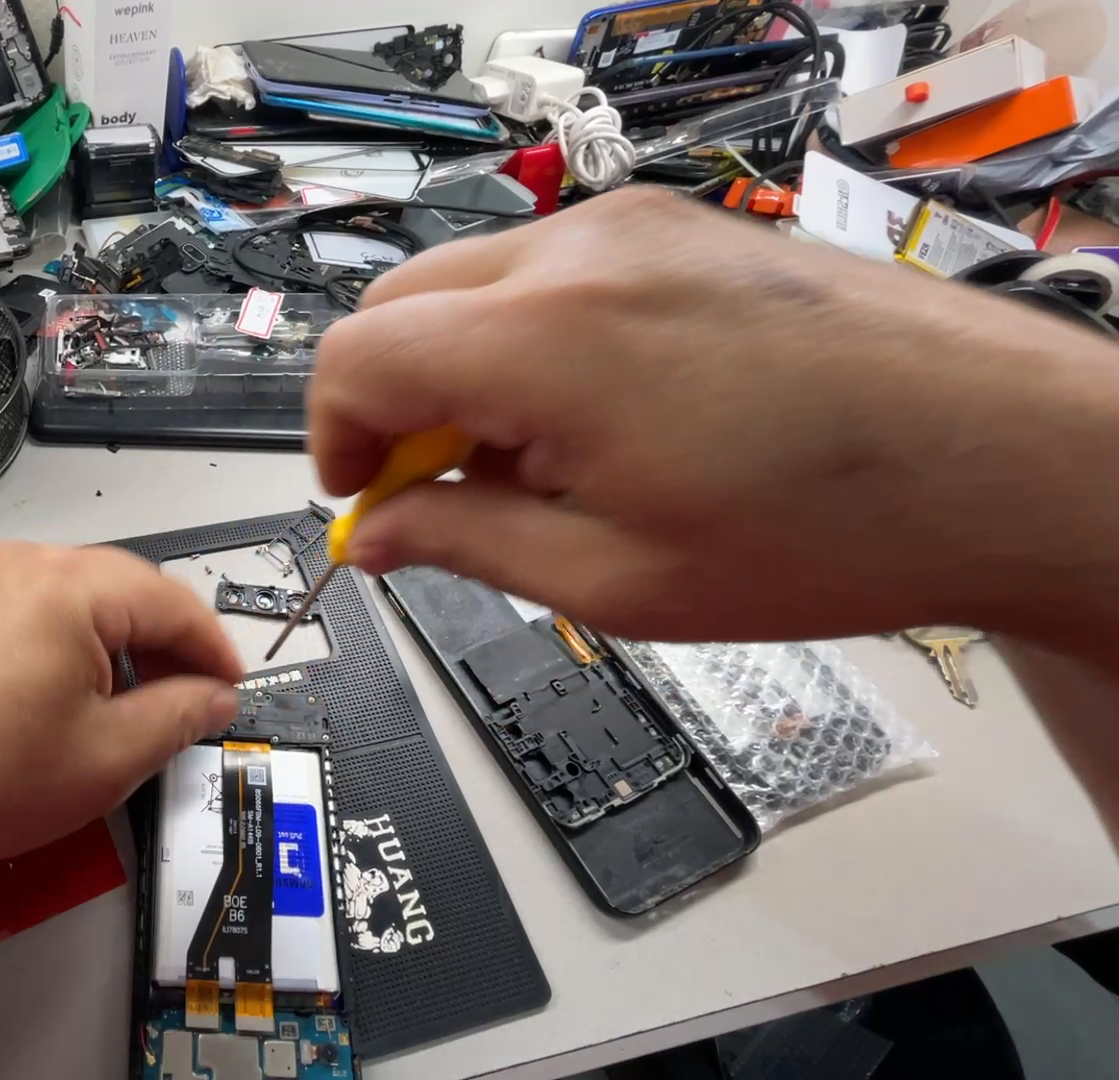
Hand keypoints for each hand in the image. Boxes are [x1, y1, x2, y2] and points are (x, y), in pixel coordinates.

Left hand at [0, 542, 242, 880]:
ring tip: (145, 702)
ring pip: (94, 598)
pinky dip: (87, 642)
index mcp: (70, 583)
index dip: (214, 649)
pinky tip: (91, 689)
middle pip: (133, 590)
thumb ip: (181, 715)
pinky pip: (53, 608)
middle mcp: (31, 562)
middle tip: (194, 701)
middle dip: (172, 644)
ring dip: (131, 643)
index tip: (234, 690)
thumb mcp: (110, 755)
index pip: (173, 602)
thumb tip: (216, 697)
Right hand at [309, 187, 1118, 646]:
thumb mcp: (607, 577)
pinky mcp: (661, 233)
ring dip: (439, 377)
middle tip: (419, 484)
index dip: (331, 437)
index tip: (359, 493)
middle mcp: (580, 255)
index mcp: (551, 341)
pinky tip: (561, 417)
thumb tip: (376, 536)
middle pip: (390, 310)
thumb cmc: (841, 526)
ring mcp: (627, 230)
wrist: (1027, 461)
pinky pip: (524, 282)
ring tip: (507, 460)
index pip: (354, 359)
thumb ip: (457, 544)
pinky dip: (499, 349)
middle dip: (377, 405)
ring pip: (450, 292)